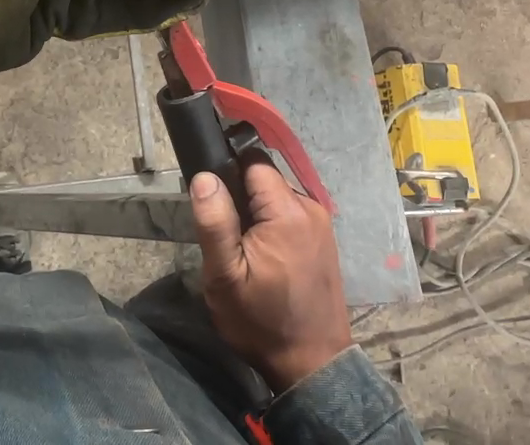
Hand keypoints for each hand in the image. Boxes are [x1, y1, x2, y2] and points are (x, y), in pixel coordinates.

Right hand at [189, 162, 351, 392]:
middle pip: (265, 178)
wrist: (312, 366)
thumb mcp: (225, 277)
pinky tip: (265, 256)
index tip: (214, 201)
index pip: (253, 162)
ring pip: (277, 195)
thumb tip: (204, 176)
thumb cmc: (262, 322)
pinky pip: (291, 213)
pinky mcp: (324, 240)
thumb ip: (215, 223)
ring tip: (244, 248)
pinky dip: (273, 224)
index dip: (228, 173)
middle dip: (242, 196)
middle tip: (226, 234)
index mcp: (287, 211)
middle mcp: (311, 208)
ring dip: (258, 211)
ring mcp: (322, 224)